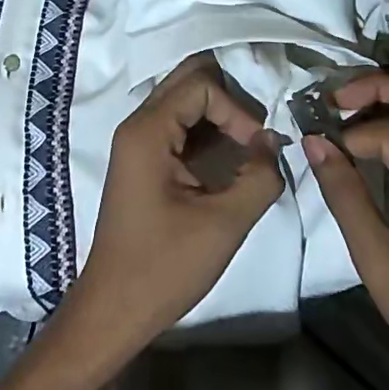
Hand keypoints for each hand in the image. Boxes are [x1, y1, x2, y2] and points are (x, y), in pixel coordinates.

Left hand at [63, 61, 285, 349]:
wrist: (114, 309)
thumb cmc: (164, 267)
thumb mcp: (224, 224)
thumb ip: (260, 176)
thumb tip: (274, 142)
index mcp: (147, 131)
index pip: (201, 85)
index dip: (236, 110)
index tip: (257, 149)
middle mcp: (137, 125)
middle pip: (188, 81)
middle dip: (228, 101)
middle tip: (255, 136)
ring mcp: (136, 142)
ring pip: (184, 101)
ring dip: (219, 117)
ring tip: (248, 149)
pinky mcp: (143, 160)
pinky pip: (179, 126)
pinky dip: (207, 133)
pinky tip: (229, 161)